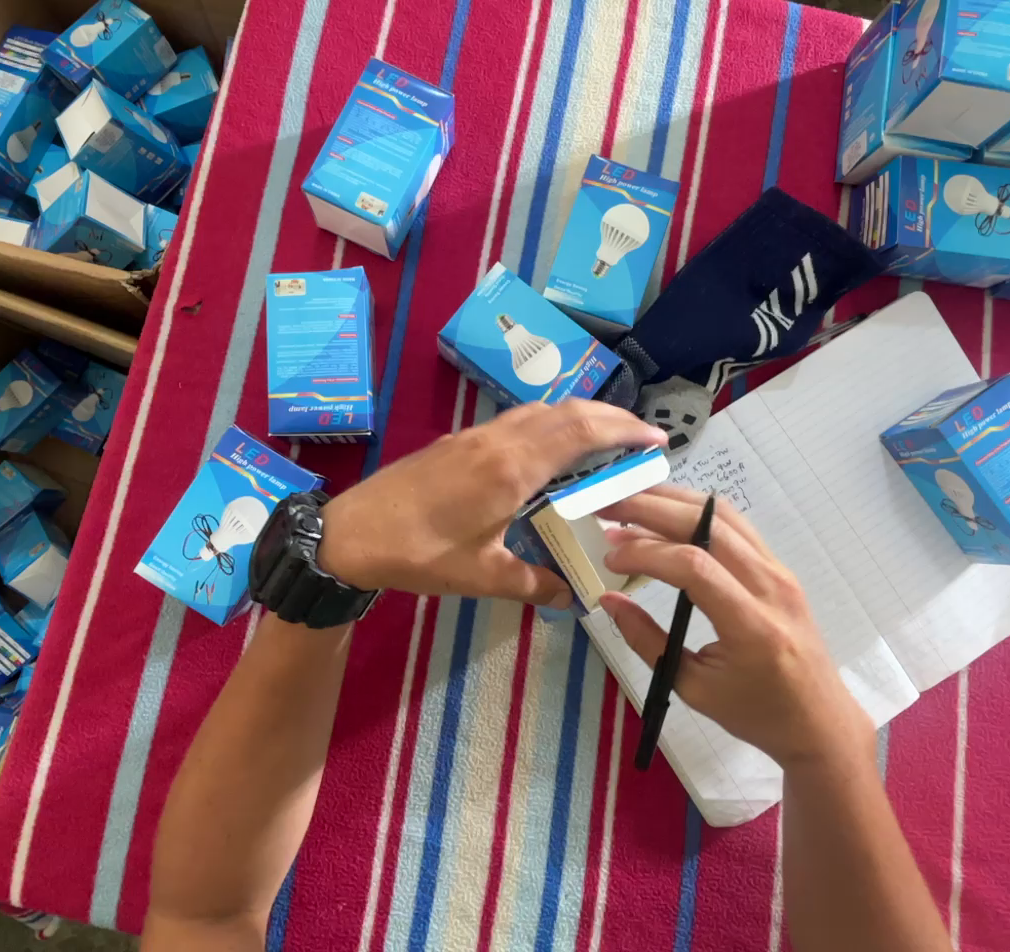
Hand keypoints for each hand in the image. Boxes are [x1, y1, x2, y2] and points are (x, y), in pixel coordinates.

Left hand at [317, 400, 666, 606]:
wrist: (352, 532)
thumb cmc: (419, 554)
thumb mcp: (482, 575)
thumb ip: (532, 583)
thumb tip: (571, 597)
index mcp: (513, 468)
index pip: (582, 432)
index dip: (624, 429)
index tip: (656, 438)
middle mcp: (499, 440)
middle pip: (566, 411)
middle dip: (609, 417)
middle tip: (640, 436)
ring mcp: (476, 436)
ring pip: (539, 411)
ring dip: (577, 417)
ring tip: (603, 440)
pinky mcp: (459, 441)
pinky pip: (516, 420)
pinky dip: (547, 424)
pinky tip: (548, 451)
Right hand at [594, 485, 873, 770]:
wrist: (820, 721)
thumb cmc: (757, 714)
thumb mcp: (693, 688)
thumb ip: (647, 640)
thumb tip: (608, 599)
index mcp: (752, 626)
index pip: (694, 566)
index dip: (646, 553)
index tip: (610, 558)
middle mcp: (770, 586)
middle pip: (706, 525)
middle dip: (650, 509)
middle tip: (606, 508)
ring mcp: (779, 570)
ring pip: (722, 513)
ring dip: (671, 500)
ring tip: (628, 499)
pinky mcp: (778, 566)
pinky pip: (734, 523)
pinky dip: (694, 509)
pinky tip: (664, 510)